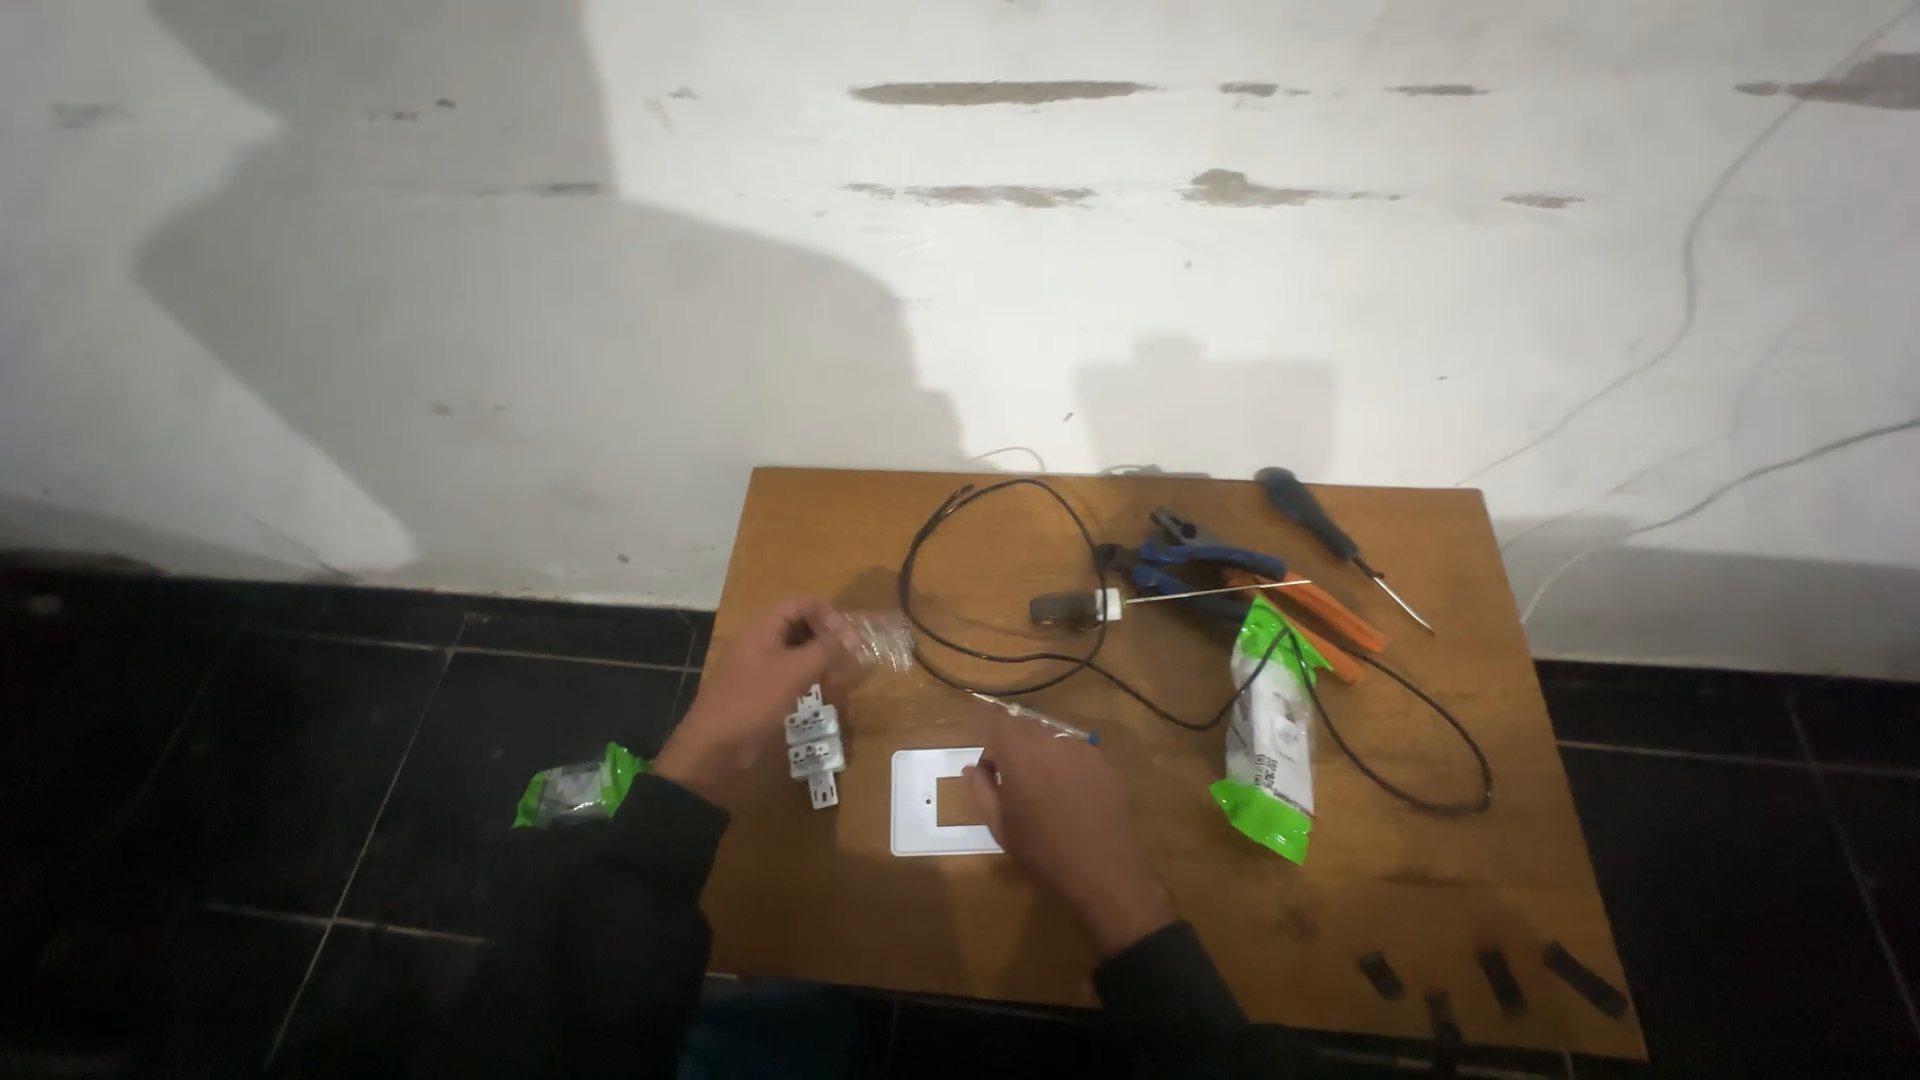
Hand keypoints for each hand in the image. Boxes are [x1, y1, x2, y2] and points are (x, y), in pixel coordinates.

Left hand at [655, 597, 861, 800]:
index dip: (829, 615)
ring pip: (794, 649)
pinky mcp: (757, 688)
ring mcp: (756, 665)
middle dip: (826, 636)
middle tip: (848, 659)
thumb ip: (825, 650)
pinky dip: (806, 675)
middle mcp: (758, 640)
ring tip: (839, 675)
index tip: (848, 640)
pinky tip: (820, 690)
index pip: (802, 603)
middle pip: (799, 623)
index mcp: (762, 627)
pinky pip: (787, 671)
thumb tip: (851, 638)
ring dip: (818, 657)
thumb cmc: (753, 701)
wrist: (713, 747)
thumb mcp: (794, 672)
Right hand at [964, 709, 1175, 956]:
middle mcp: (1052, 743)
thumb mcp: (1001, 827)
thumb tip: (973, 769)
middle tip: (1017, 784)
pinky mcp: (1104, 763)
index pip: (998, 724)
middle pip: (1025, 727)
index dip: (991, 745)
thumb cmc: (1043, 852)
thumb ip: (981, 790)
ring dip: (1042, 756)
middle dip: (1015, 747)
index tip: (993, 773)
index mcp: (1021, 755)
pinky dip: (1067, 766)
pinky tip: (1074, 798)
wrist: (1102, 872)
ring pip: (1052, 740)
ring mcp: (1083, 750)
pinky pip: (1076, 753)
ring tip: (1048, 793)